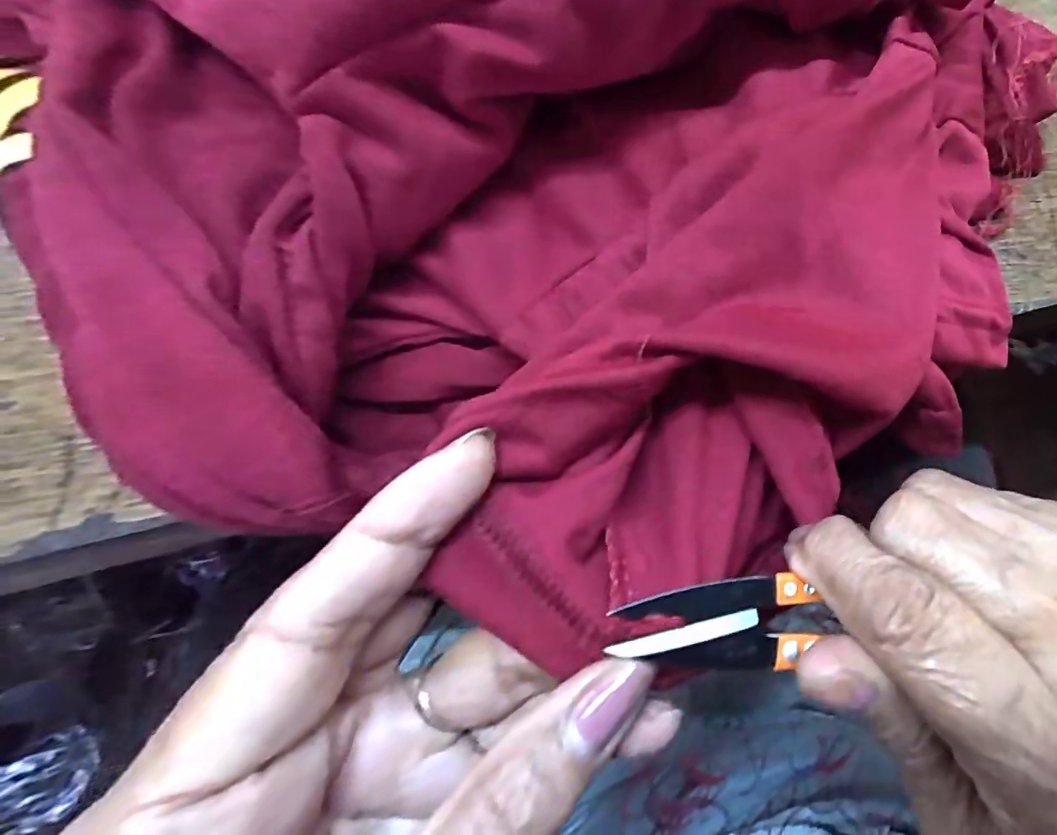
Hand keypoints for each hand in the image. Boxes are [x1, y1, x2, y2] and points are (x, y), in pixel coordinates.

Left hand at [72, 430, 680, 834]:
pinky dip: (579, 738)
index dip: (397, 522)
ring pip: (492, 698)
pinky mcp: (424, 812)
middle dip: (532, 600)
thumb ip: (503, 804)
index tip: (477, 448)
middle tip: (616, 544)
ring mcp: (367, 788)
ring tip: (662, 652)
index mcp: (204, 786)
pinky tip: (647, 723)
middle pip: (426, 646)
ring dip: (582, 677)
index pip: (312, 617)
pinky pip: (515, 754)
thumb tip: (624, 687)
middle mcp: (296, 762)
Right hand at [787, 470, 1056, 834]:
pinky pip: (975, 488)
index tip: (798, 554)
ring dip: (908, 532)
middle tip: (863, 590)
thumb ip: (890, 718)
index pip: (921, 622)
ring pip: (943, 495)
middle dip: (870, 549)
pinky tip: (969, 568)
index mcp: (1049, 734)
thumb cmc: (1035, 803)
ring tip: (924, 582)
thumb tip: (813, 655)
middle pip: (924, 531)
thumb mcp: (951, 804)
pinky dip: (950, 520)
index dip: (845, 574)